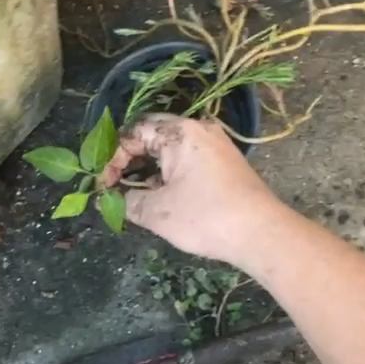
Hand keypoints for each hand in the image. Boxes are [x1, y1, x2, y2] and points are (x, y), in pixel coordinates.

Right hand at [97, 114, 288, 263]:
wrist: (260, 233)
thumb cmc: (204, 217)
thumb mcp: (156, 212)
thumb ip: (126, 201)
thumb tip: (108, 198)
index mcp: (180, 132)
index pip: (134, 133)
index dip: (113, 159)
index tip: (104, 185)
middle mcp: (199, 130)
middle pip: (152, 136)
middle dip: (129, 162)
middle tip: (114, 186)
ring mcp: (215, 145)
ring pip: (170, 150)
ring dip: (148, 170)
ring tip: (134, 195)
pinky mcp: (223, 163)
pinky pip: (186, 161)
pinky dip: (168, 175)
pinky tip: (160, 197)